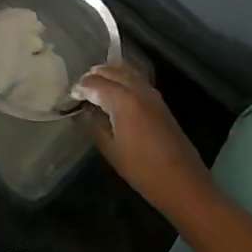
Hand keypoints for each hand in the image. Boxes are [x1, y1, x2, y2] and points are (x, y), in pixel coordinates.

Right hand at [74, 64, 211, 212]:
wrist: (182, 180)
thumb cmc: (142, 169)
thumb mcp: (111, 150)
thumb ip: (94, 125)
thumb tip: (83, 111)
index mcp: (124, 99)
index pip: (95, 82)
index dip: (80, 87)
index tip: (69, 96)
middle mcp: (138, 89)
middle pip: (112, 70)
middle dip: (93, 75)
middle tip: (79, 89)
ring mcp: (152, 93)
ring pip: (127, 71)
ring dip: (109, 74)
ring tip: (94, 87)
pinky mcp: (160, 101)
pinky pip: (137, 79)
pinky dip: (123, 79)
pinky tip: (115, 93)